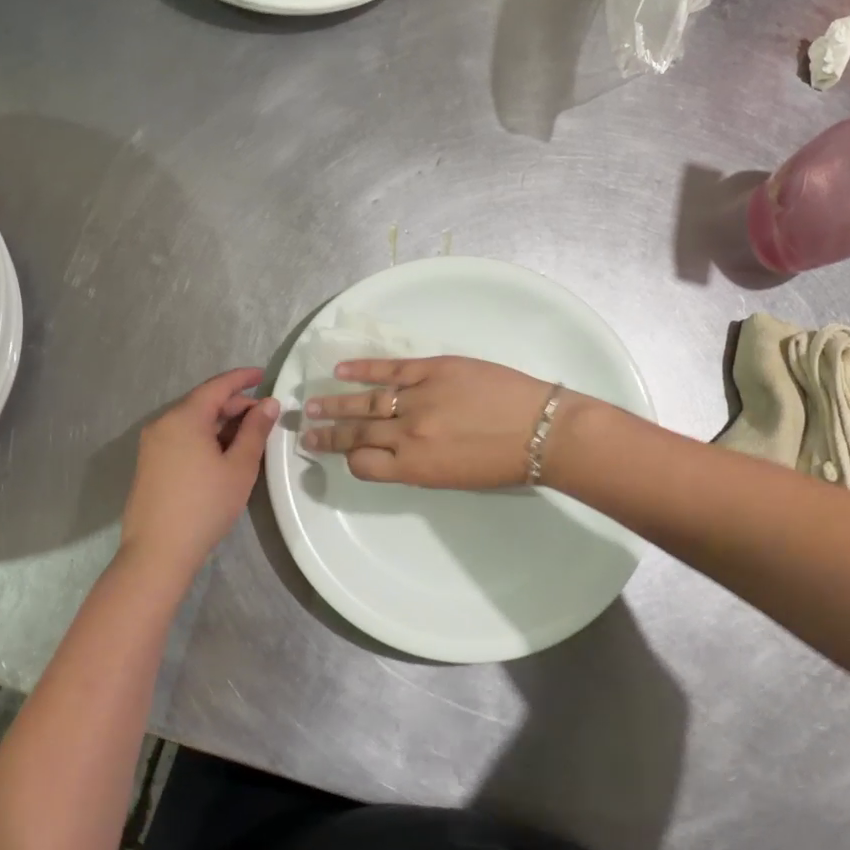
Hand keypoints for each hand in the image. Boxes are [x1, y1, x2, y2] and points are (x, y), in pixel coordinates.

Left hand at [120, 368, 279, 564]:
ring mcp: (152, 444)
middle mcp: (163, 423)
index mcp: (184, 417)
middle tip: (264, 415)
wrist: (158, 551)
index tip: (263, 375)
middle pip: (203, 403)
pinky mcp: (149, 464)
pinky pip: (181, 438)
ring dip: (220, 423)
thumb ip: (255, 431)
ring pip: (192, 422)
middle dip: (234, 405)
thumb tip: (268, 403)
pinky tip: (222, 454)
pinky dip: (204, 437)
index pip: (217, 386)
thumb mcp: (239, 467)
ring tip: (248, 436)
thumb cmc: (204, 506)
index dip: (242, 379)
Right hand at [300, 357, 568, 488]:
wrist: (542, 432)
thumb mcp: (453, 480)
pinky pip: (389, 369)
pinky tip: (342, 371)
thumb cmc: (504, 465)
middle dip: (328, 433)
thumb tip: (392, 453)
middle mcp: (409, 435)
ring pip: (366, 401)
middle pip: (357, 434)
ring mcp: (419, 399)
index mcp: (415, 468)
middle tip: (306, 430)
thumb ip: (418, 467)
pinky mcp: (434, 369)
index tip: (337, 452)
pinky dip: (363, 369)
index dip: (347, 458)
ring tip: (314, 403)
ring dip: (336, 403)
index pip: (363, 464)